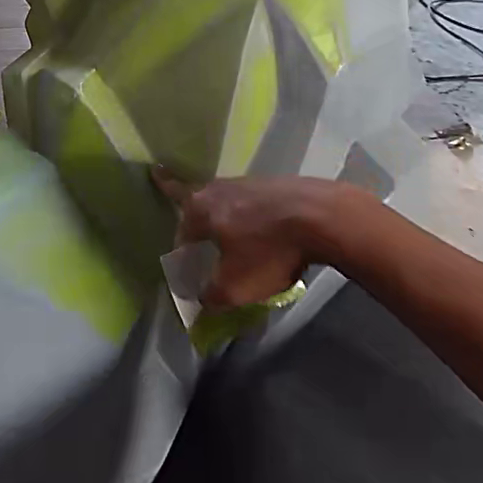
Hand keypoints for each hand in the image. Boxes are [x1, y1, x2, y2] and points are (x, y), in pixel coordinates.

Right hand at [152, 169, 375, 307]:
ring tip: (221, 218)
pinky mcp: (274, 183)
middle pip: (192, 196)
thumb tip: (199, 305)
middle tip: (161, 177)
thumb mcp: (236, 287)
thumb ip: (211, 298)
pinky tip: (262, 223)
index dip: (180, 254)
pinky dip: (250, 210)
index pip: (180, 233)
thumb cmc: (269, 251)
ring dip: (219, 207)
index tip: (183, 267)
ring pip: (223, 197)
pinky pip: (252, 200)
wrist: (321, 216)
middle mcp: (215, 189)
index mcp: (199, 209)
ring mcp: (246, 182)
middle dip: (176, 190)